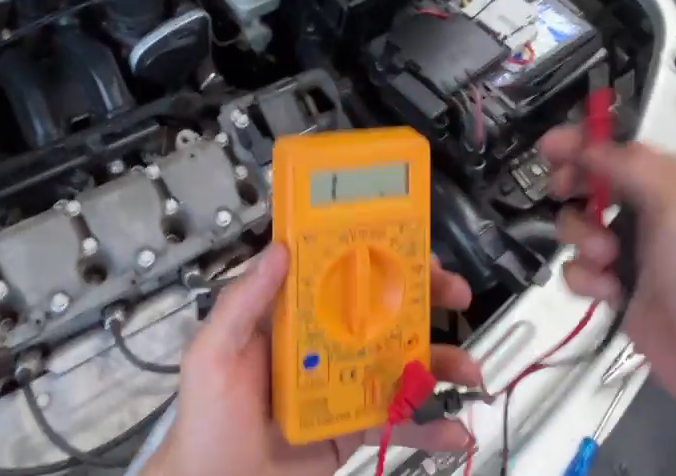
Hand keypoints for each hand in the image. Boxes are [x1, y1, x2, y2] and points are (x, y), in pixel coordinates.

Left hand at [144, 245, 481, 475]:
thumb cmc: (206, 422)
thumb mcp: (214, 353)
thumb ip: (243, 301)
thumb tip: (279, 248)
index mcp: (289, 317)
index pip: (337, 273)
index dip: (376, 255)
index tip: (410, 247)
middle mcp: (320, 345)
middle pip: (379, 312)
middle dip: (422, 300)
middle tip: (456, 295)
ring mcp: (340, 386)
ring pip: (398, 364)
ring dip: (440, 362)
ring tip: (469, 370)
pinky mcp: (351, 427)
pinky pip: (396, 421)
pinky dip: (430, 426)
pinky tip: (455, 428)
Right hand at [536, 131, 675, 437]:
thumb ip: (625, 164)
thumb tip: (586, 145)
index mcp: (673, 185)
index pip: (619, 150)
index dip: (582, 143)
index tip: (549, 147)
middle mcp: (652, 214)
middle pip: (593, 183)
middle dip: (574, 187)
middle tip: (562, 191)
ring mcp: (633, 254)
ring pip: (580, 226)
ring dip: (582, 236)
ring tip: (605, 257)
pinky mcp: (619, 291)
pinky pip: (581, 270)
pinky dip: (585, 277)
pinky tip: (606, 291)